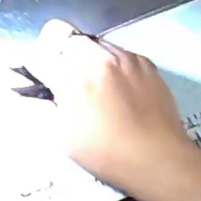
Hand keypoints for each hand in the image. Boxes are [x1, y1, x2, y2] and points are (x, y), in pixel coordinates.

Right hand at [23, 19, 200, 200]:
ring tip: (96, 86)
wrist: (159, 159)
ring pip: (98, 45)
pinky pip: (122, 55)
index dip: (40, 66)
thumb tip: (49, 87)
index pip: (46, 55)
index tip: (44, 78)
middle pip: (71, 41)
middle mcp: (102, 58)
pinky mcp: (148, 65)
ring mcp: (128, 58)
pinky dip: (114, 65)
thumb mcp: (66, 136)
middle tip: (68, 81)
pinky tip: (119, 89)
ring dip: (90, 59)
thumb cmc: (107, 154)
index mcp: (76, 76)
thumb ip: (53, 104)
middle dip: (64, 57)